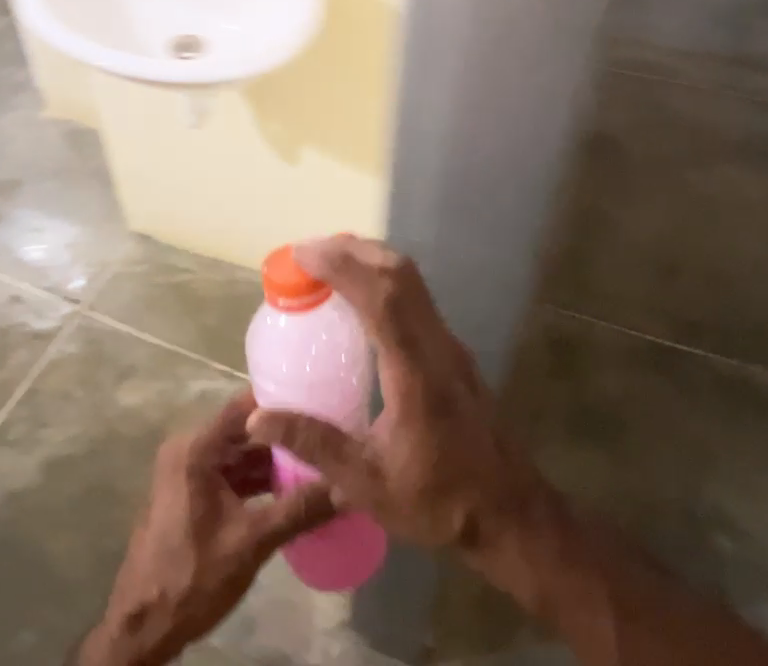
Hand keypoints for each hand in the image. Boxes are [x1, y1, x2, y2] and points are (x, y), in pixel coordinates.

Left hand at [74, 390, 335, 665]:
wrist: (144, 624)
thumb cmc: (192, 575)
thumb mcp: (252, 542)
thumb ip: (300, 509)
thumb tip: (348, 487)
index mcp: (195, 449)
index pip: (245, 406)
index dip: (283, 400)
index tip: (322, 401)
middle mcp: (188, 450)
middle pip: (245, 429)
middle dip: (285, 433)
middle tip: (330, 434)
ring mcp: (187, 473)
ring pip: (239, 454)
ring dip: (274, 460)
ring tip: (320, 460)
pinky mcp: (191, 495)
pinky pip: (231, 474)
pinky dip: (258, 480)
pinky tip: (293, 489)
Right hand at [245, 235, 546, 561]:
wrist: (511, 514)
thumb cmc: (440, 501)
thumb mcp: (367, 484)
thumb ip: (313, 445)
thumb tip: (256, 419)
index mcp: (417, 373)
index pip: (383, 298)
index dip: (344, 267)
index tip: (303, 254)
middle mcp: (438, 347)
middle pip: (401, 275)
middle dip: (354, 252)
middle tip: (307, 255)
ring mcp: (451, 347)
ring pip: (413, 283)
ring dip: (370, 263)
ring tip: (327, 268)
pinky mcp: (453, 355)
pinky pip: (417, 301)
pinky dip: (383, 284)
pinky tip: (358, 304)